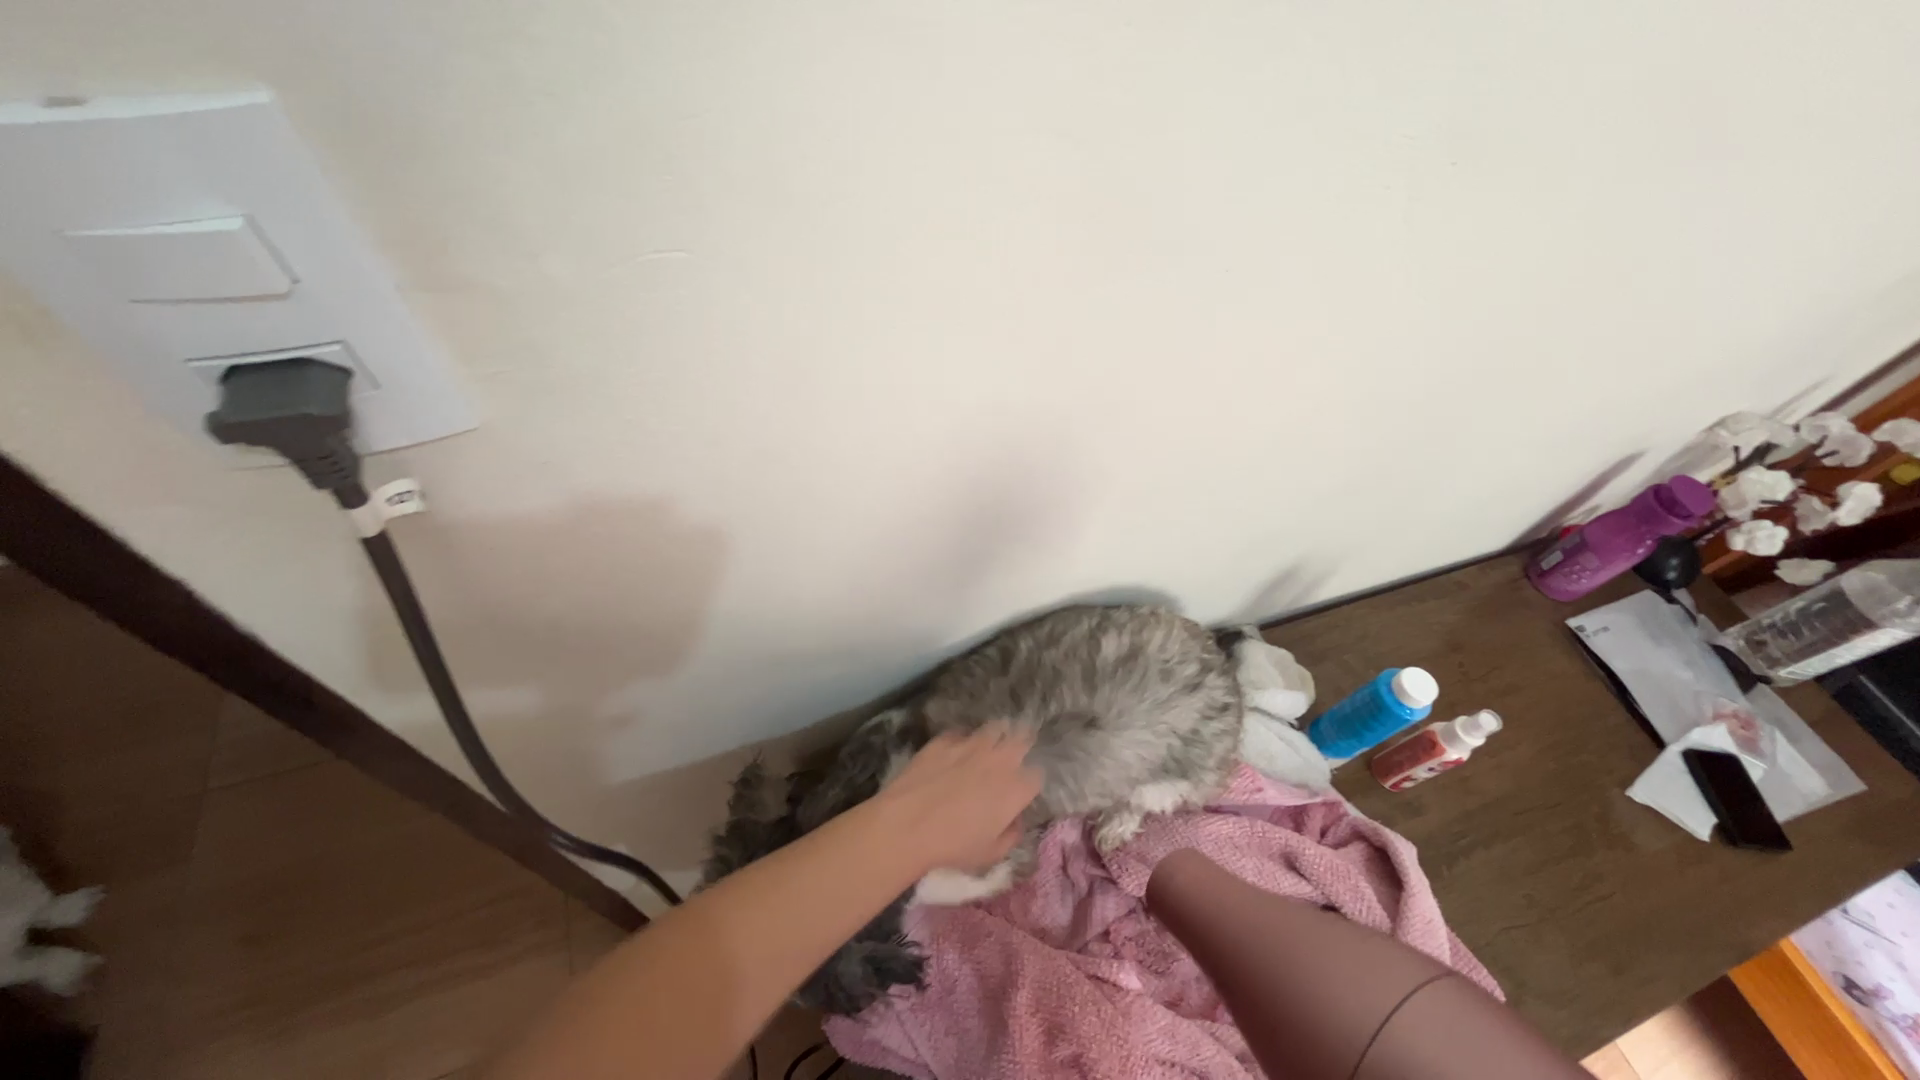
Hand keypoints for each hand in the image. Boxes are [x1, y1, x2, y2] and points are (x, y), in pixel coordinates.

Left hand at [874, 724, 1043, 873]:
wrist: (908, 824)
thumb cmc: (954, 845)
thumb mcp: (991, 853)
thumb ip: (1012, 835)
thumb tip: (1016, 821)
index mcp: (1015, 787)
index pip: (1037, 775)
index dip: (1031, 781)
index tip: (1023, 789)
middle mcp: (999, 759)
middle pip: (1022, 740)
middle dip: (1021, 746)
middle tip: (1013, 757)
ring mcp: (971, 744)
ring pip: (995, 728)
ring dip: (997, 736)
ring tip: (990, 745)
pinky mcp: (945, 739)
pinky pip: (962, 733)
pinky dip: (964, 739)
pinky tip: (956, 751)